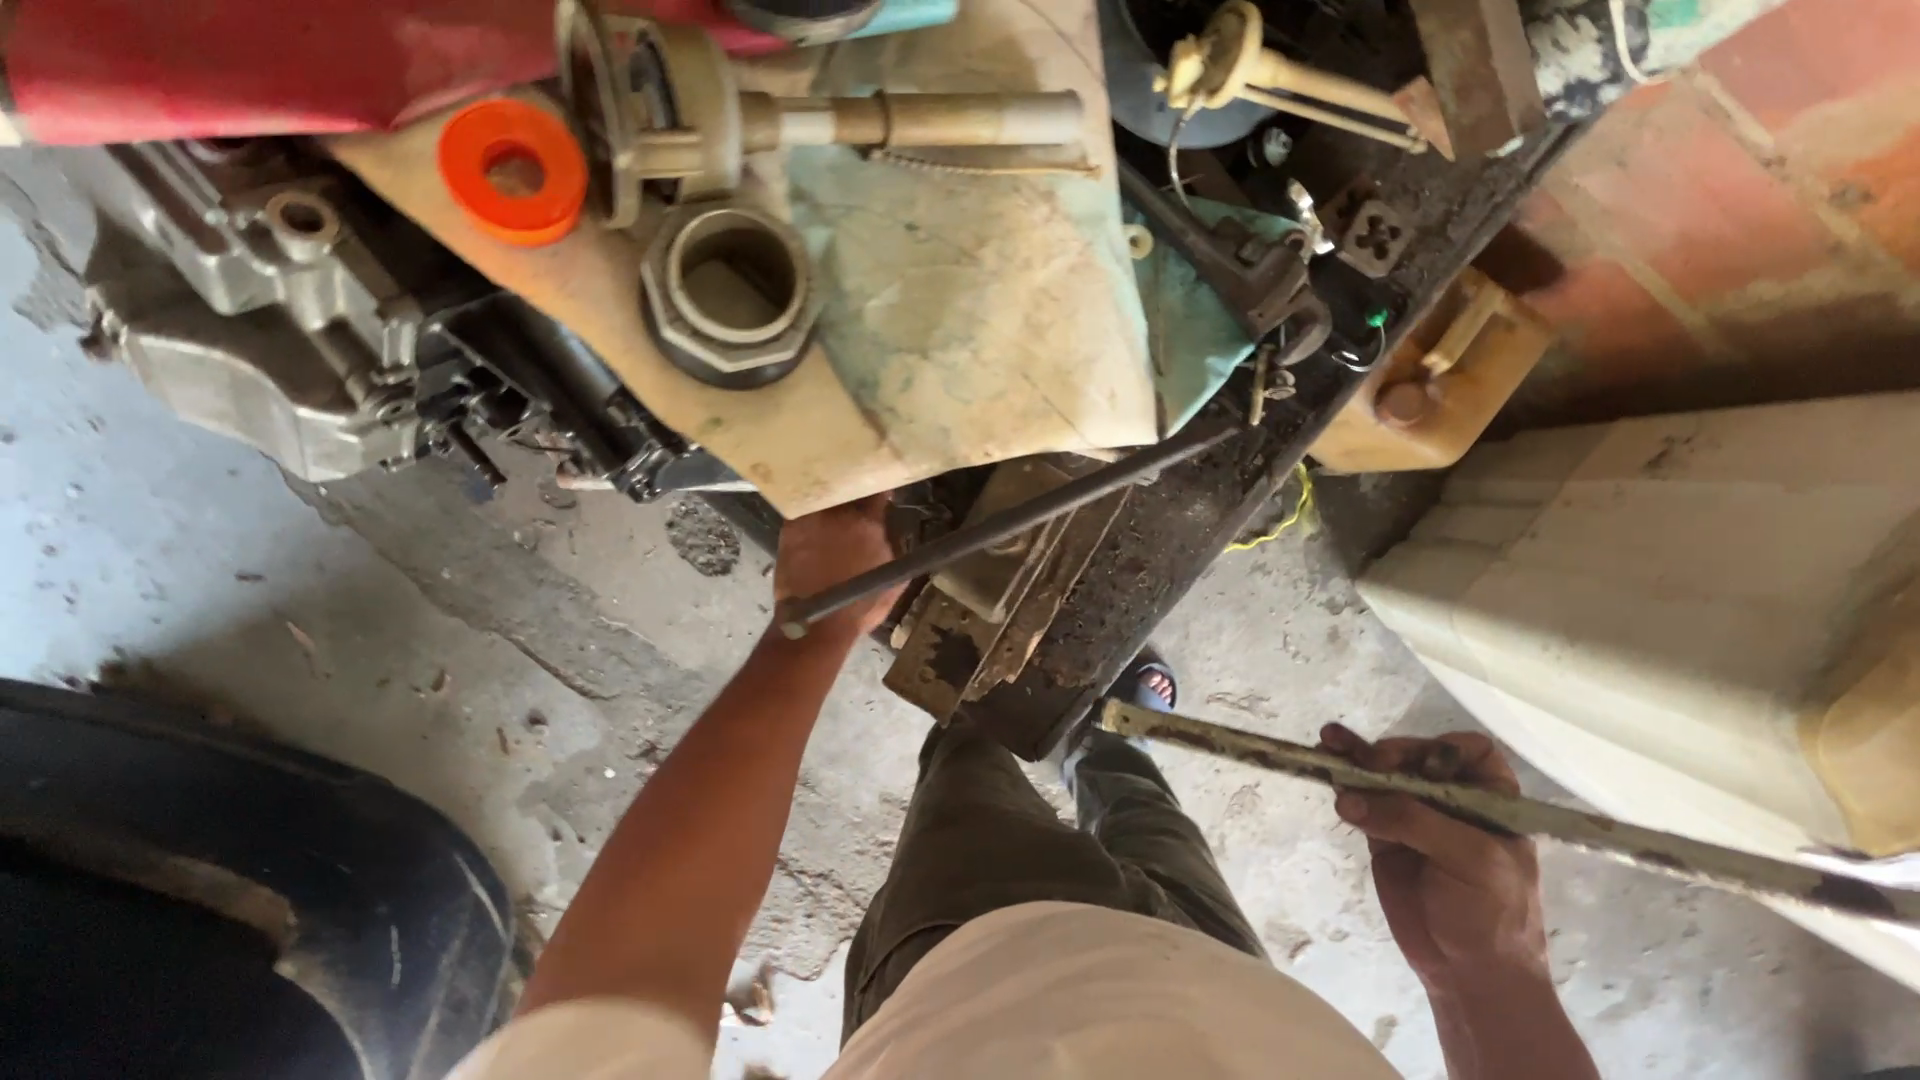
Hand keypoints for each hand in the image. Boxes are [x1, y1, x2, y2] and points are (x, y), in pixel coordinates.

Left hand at [774, 494, 901, 640]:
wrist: (817, 625)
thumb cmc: (859, 608)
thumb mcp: (891, 580)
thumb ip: (894, 549)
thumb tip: (890, 534)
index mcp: (870, 525)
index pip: (877, 494)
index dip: (878, 492)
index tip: (879, 492)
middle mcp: (841, 515)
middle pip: (848, 493)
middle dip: (853, 496)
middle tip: (854, 503)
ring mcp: (813, 520)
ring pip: (824, 500)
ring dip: (830, 504)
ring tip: (831, 513)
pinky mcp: (790, 529)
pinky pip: (803, 512)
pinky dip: (809, 515)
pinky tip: (812, 524)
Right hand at [1319, 723, 1548, 993]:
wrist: (1471, 972)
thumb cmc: (1492, 914)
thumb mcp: (1470, 861)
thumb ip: (1414, 822)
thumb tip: (1348, 798)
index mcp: (1491, 801)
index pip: (1470, 753)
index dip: (1442, 749)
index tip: (1418, 764)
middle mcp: (1452, 800)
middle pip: (1415, 758)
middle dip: (1388, 754)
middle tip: (1369, 764)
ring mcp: (1414, 817)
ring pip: (1381, 776)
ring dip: (1353, 757)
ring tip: (1327, 743)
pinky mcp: (1383, 836)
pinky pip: (1360, 802)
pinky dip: (1341, 784)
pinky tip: (1324, 767)